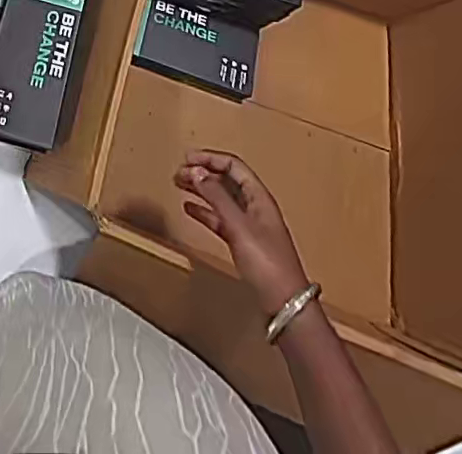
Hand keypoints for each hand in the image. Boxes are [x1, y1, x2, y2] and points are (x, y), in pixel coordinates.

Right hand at [176, 150, 311, 314]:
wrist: (283, 302)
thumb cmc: (266, 262)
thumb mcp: (239, 226)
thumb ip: (217, 198)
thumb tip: (197, 171)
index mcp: (259, 196)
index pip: (233, 166)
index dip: (211, 159)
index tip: (187, 159)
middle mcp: (254, 205)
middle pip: (227, 180)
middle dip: (203, 172)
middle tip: (178, 172)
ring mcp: (249, 224)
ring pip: (221, 198)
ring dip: (201, 189)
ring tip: (180, 184)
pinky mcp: (242, 242)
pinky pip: (220, 218)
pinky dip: (205, 211)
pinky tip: (189, 208)